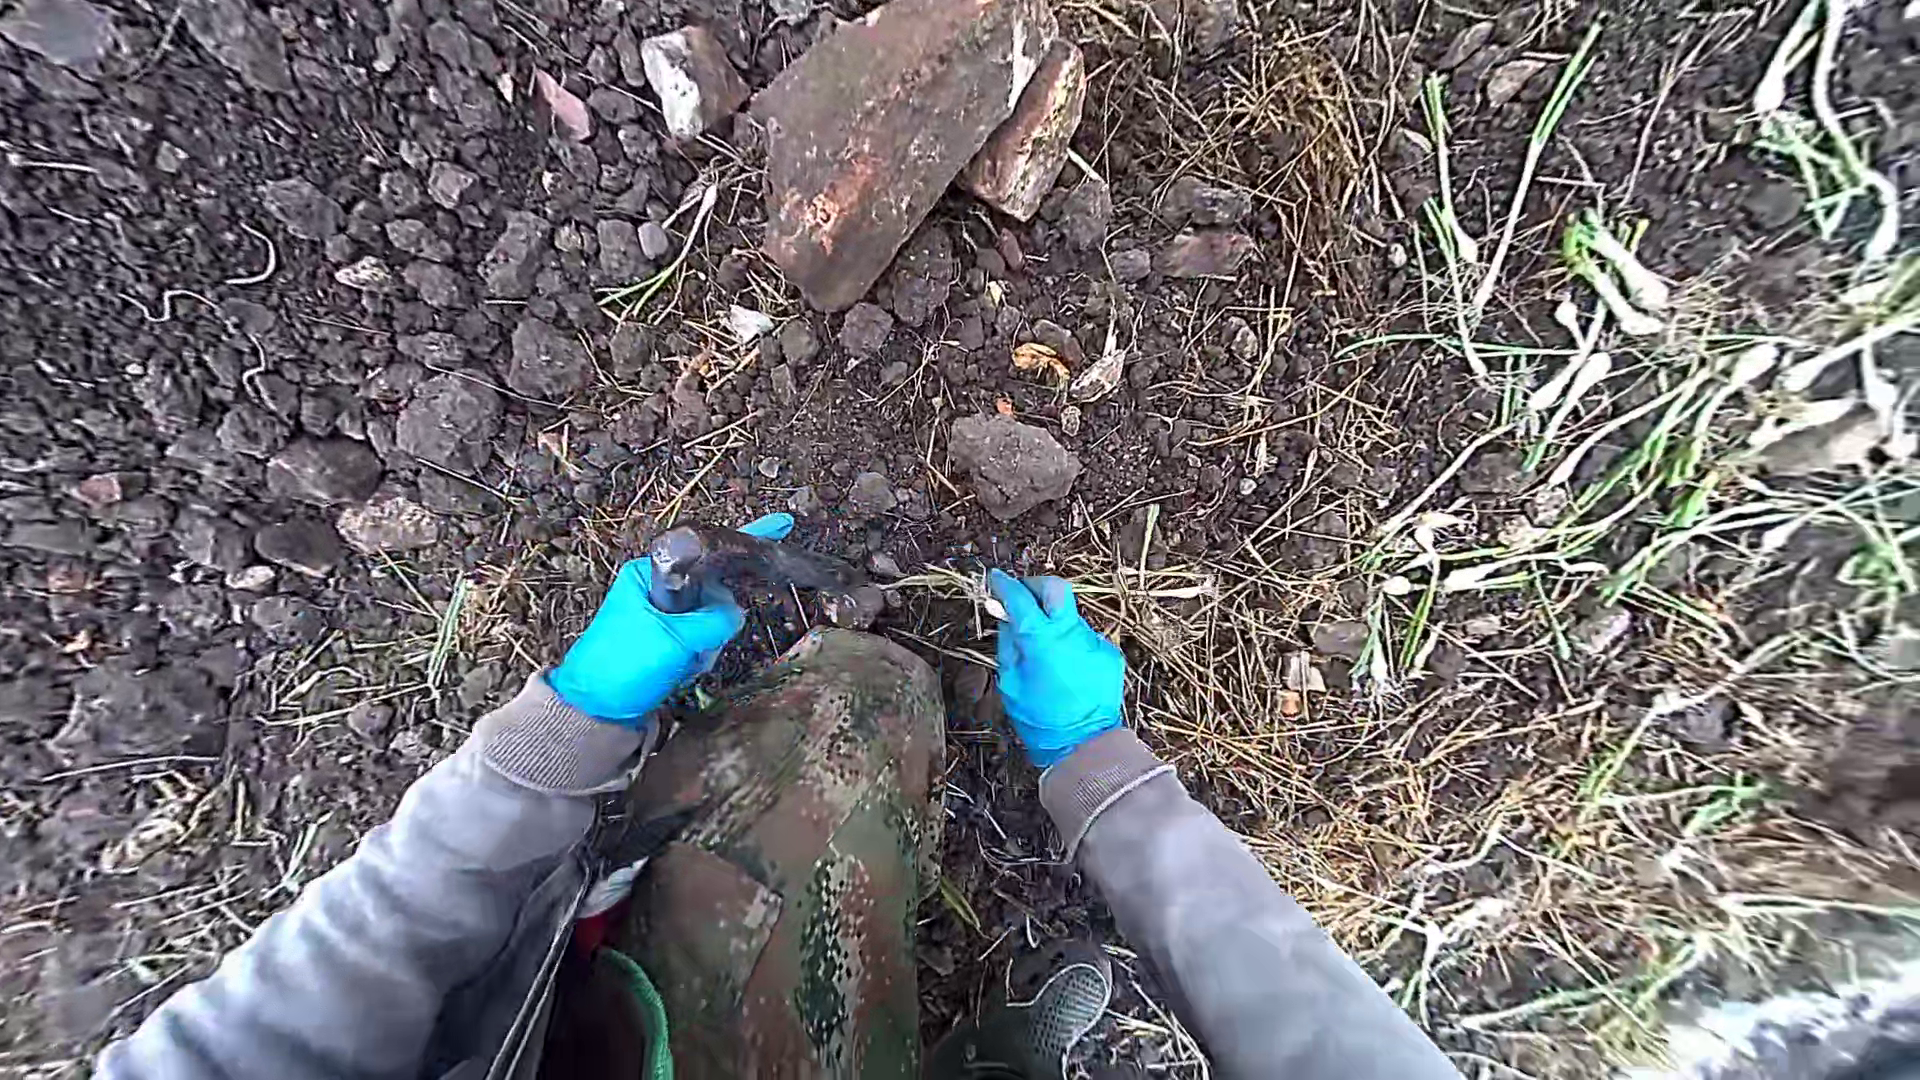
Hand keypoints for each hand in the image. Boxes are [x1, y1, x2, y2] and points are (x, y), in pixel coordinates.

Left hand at [547, 513, 794, 725]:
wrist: (596, 712)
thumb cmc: (623, 665)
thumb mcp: (675, 637)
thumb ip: (716, 619)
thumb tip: (736, 613)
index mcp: (651, 574)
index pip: (706, 549)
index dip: (747, 540)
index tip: (782, 525)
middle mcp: (660, 588)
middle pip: (717, 590)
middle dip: (718, 621)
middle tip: (702, 645)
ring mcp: (668, 615)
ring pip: (715, 618)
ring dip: (708, 644)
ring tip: (684, 662)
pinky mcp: (673, 639)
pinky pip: (706, 638)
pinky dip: (701, 655)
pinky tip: (684, 669)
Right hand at [987, 570, 1124, 766]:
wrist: (1085, 747)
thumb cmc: (1040, 720)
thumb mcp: (1010, 681)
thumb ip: (1008, 643)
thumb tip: (1006, 616)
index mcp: (1042, 640)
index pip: (1020, 597)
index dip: (1005, 584)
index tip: (996, 579)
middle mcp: (1072, 633)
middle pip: (1055, 588)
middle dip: (1035, 587)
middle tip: (1022, 599)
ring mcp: (1094, 642)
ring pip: (1069, 615)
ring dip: (1053, 621)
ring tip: (1042, 647)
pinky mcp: (1109, 654)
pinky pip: (1084, 637)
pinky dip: (1070, 642)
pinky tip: (1064, 666)